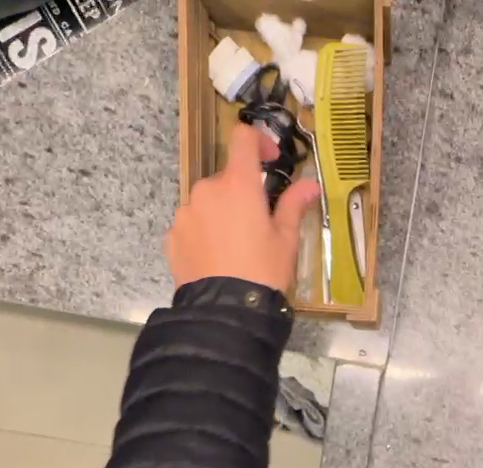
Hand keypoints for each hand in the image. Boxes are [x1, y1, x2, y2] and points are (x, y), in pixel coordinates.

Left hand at [164, 123, 320, 293]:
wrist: (226, 313)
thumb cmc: (263, 274)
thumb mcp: (286, 241)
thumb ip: (293, 206)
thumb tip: (311, 185)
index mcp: (238, 186)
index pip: (243, 139)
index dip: (259, 141)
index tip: (270, 159)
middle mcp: (206, 191)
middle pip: (226, 179)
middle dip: (241, 195)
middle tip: (258, 227)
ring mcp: (185, 214)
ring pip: (207, 204)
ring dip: (221, 215)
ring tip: (235, 249)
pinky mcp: (172, 237)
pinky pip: (191, 226)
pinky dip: (204, 235)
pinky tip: (216, 261)